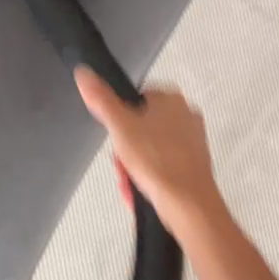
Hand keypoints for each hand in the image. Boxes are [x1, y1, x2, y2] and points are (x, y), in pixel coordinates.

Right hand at [75, 67, 228, 237]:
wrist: (190, 205)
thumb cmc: (160, 163)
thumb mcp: (120, 127)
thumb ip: (101, 100)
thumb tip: (84, 74)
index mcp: (171, 98)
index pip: (136, 98)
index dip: (120, 119)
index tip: (117, 136)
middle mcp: (186, 116)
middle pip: (141, 127)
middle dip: (127, 149)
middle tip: (123, 163)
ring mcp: (192, 142)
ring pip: (150, 150)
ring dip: (135, 167)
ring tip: (132, 181)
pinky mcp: (194, 166)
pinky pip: (162, 168)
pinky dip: (150, 179)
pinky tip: (143, 192)